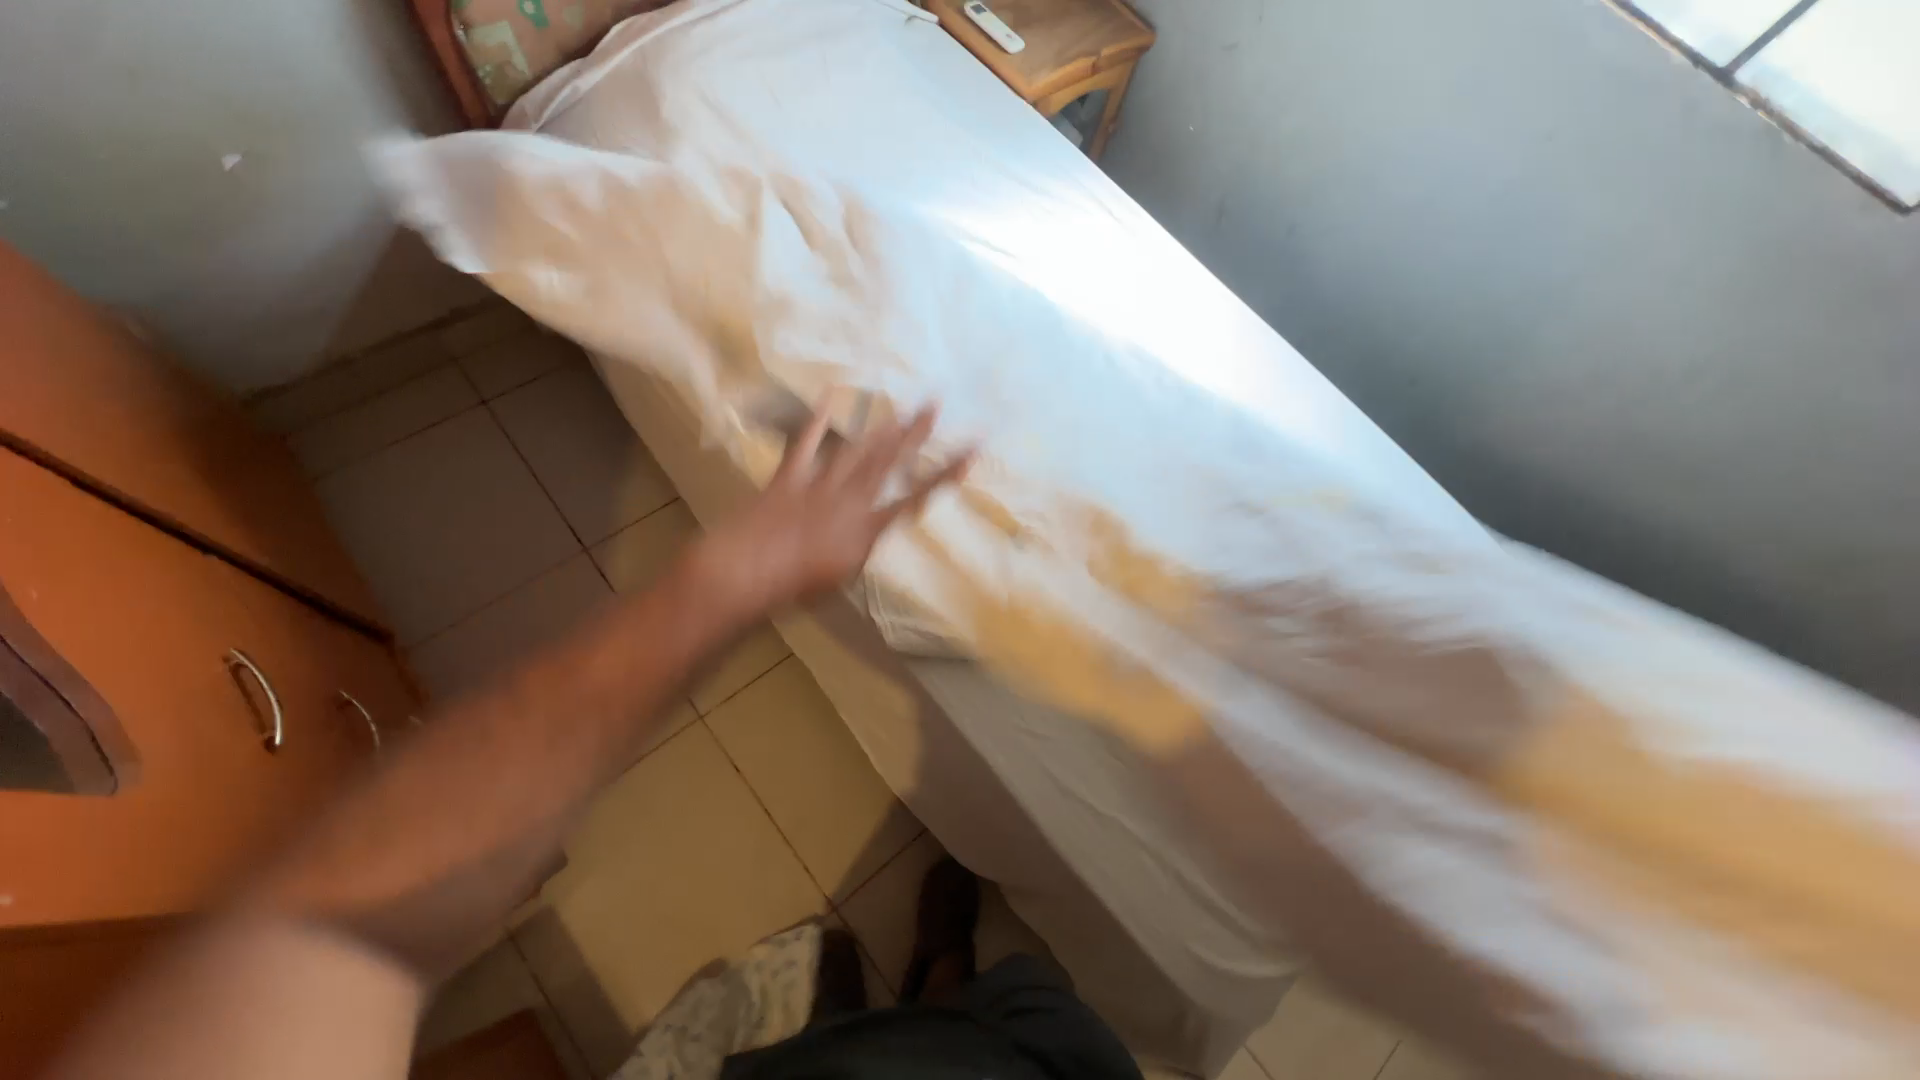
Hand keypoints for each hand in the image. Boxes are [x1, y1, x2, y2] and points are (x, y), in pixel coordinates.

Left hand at [694, 397, 971, 617]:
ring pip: (857, 451)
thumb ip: (858, 549)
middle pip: (888, 462)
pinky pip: (805, 444)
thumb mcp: (840, 577)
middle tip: (934, 404)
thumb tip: (868, 533)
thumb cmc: (795, 587)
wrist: (748, 572)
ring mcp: (819, 484)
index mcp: (867, 529)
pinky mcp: (789, 477)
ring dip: (881, 428)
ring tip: (902, 407)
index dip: (945, 476)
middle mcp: (850, 500)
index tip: (970, 453)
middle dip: (915, 434)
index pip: (916, 500)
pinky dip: (818, 420)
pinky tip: (832, 395)